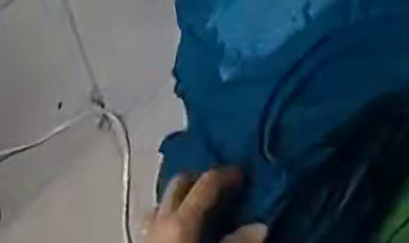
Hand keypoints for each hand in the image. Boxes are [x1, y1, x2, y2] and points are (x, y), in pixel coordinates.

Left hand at [145, 167, 266, 242]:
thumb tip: (260, 226)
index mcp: (182, 220)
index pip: (207, 182)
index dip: (227, 174)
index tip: (243, 176)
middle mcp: (161, 220)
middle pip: (181, 182)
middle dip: (202, 178)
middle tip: (223, 188)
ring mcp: (147, 235)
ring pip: (165, 201)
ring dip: (183, 197)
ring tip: (202, 208)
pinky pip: (156, 221)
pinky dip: (171, 217)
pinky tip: (182, 233)